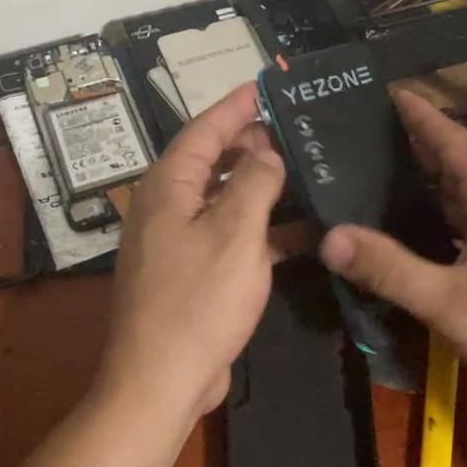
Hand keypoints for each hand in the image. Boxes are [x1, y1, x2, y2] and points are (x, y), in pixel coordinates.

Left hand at [98, 82, 287, 422]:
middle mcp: (166, 207)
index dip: (234, 107)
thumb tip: (265, 152)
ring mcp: (176, 242)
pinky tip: (299, 231)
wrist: (161, 380)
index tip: (264, 87)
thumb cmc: (197, 300)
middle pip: (211, 162)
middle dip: (252, 145)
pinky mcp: (190, 274)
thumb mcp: (235, 233)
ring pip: (223, 200)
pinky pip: (227, 236)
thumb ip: (254, 183)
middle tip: (296, 133)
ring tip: (306, 173)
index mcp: (168, 186)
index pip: (203, 130)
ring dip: (260, 188)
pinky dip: (259, 229)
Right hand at [318, 88, 466, 422]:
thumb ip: (389, 269)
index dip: (423, 117)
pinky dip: (429, 224)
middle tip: (362, 134)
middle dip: (414, 147)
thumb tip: (329, 237)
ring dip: (421, 186)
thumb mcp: (452, 303)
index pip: (457, 144)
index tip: (387, 92)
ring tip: (371, 173)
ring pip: (458, 202)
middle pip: (456, 168)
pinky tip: (401, 232)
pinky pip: (460, 233)